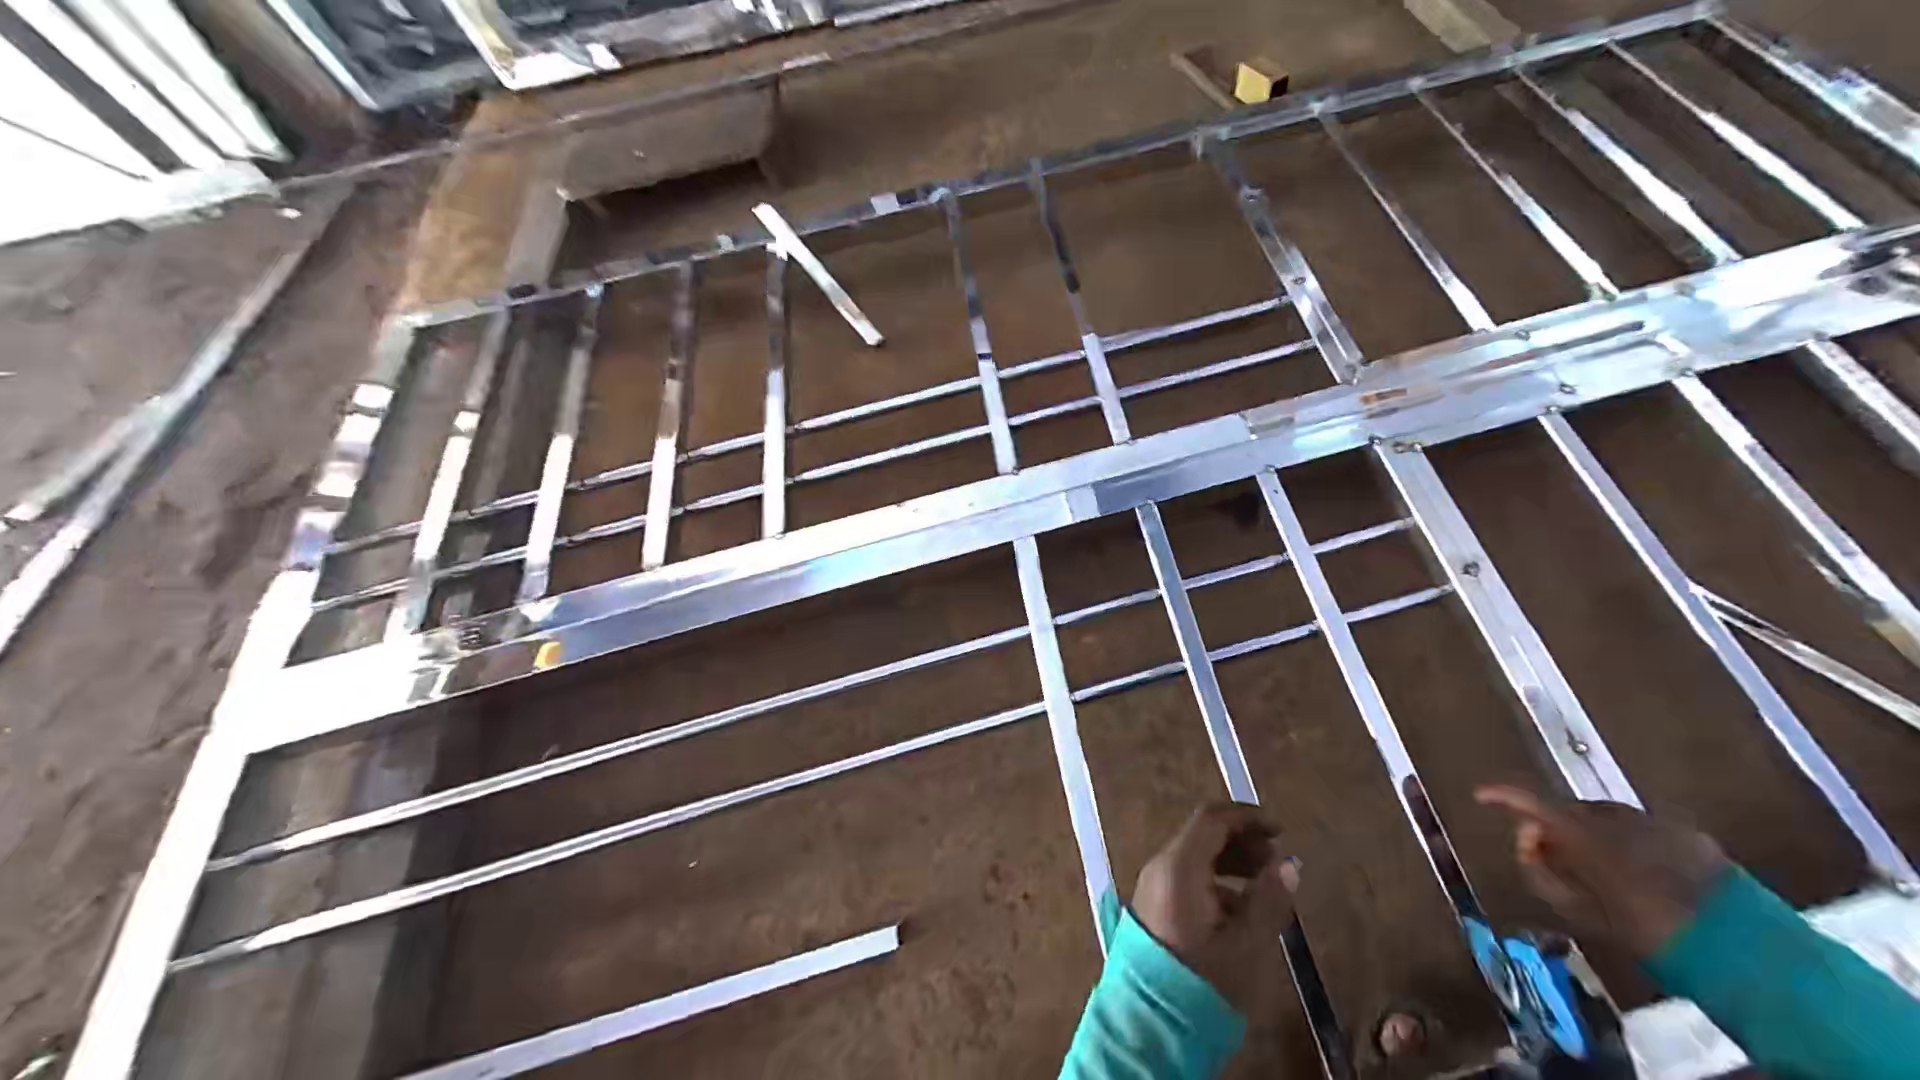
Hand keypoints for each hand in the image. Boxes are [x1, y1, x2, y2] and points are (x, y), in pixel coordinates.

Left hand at [1131, 802, 1299, 1012]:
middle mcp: (1161, 866)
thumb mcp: (1245, 944)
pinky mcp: (1155, 904)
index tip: (1281, 830)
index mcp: (1178, 866)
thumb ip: (1268, 900)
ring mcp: (1154, 885)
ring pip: (1196, 856)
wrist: (1151, 1021)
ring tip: (1266, 884)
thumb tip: (1289, 864)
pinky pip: (1188, 877)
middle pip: (1202, 835)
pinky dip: (1217, 880)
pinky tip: (1242, 908)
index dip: (1247, 817)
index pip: (1211, 819)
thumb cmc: (1203, 981)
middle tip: (1277, 862)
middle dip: (1242, 840)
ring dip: (1231, 861)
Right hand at [1476, 785, 1729, 956]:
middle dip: (1554, 824)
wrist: (1746, 953)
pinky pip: (1645, 828)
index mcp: (1587, 834)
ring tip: (1596, 862)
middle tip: (1550, 850)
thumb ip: (1541, 873)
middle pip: (1569, 809)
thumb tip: (1525, 843)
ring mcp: (1658, 822)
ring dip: (1592, 831)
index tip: (1482, 795)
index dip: (1502, 795)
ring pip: (1606, 817)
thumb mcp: (1580, 911)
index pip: (1532, 802)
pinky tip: (1641, 868)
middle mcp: (1618, 817)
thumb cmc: (1649, 933)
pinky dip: (1630, 840)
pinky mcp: (1691, 834)